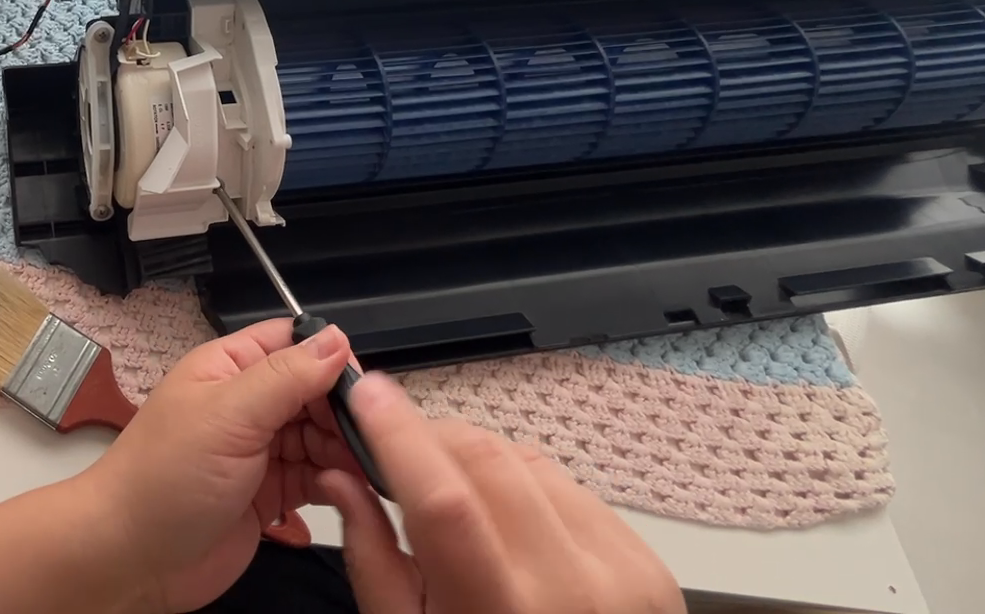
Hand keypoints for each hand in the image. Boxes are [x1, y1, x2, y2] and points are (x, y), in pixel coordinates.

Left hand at [75, 318, 357, 612]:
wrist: (131, 557)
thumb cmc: (166, 476)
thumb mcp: (228, 414)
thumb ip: (285, 377)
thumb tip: (336, 338)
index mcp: (230, 367)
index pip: (292, 343)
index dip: (329, 358)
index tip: (363, 388)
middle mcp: (246, 402)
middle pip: (313, 391)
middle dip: (342, 412)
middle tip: (368, 441)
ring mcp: (258, 449)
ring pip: (319, 436)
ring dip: (343, 451)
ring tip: (362, 472)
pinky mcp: (269, 492)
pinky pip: (315, 477)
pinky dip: (334, 483)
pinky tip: (344, 493)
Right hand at [317, 372, 684, 613]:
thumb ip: (369, 554)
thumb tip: (338, 473)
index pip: (444, 503)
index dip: (402, 436)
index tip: (367, 392)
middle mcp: (572, 591)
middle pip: (485, 459)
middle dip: (430, 434)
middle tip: (401, 450)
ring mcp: (620, 573)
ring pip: (522, 459)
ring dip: (475, 457)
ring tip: (459, 497)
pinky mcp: (646, 563)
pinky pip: (562, 482)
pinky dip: (520, 481)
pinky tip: (508, 519)